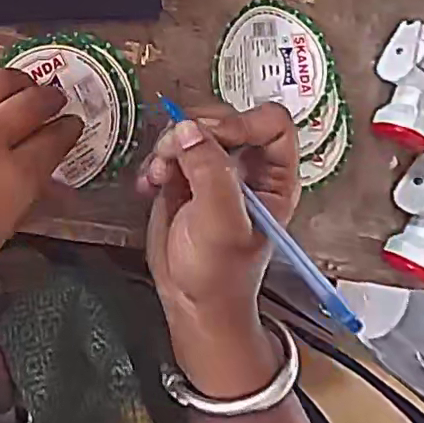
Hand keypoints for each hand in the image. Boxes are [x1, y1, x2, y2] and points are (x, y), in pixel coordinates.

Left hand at [0, 69, 81, 334]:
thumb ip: (18, 203)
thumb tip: (40, 184)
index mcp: (12, 178)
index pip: (54, 140)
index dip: (68, 130)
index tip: (72, 125)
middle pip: (32, 101)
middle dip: (50, 97)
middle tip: (56, 98)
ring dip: (17, 83)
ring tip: (22, 85)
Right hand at [138, 103, 299, 394]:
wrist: (190, 303)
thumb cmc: (218, 274)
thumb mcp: (221, 224)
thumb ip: (209, 172)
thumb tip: (188, 129)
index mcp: (273, 176)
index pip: (271, 123)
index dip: (242, 122)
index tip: (211, 137)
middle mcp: (246, 166)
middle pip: (225, 119)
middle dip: (194, 132)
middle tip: (174, 153)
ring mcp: (213, 168)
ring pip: (192, 128)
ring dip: (168, 146)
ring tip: (160, 175)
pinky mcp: (184, 174)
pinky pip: (169, 146)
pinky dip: (154, 159)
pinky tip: (150, 182)